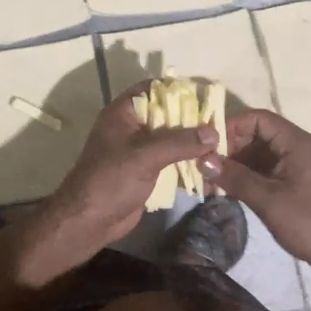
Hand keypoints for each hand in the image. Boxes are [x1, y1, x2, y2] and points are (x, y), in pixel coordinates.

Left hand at [12, 85, 216, 286]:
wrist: (89, 221)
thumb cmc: (110, 179)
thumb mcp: (145, 155)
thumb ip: (179, 142)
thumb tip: (214, 132)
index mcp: (123, 113)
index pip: (152, 89)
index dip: (177, 90)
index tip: (205, 97)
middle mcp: (131, 127)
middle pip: (166, 114)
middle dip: (191, 119)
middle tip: (220, 123)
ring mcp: (138, 150)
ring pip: (170, 139)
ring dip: (192, 142)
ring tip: (222, 144)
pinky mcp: (145, 171)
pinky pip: (170, 160)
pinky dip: (187, 161)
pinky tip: (209, 165)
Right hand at [200, 109, 310, 278]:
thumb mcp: (269, 200)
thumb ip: (235, 178)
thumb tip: (202, 159)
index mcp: (297, 143)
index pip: (259, 118)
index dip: (232, 126)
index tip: (209, 145)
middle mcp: (300, 148)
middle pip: (259, 134)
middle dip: (231, 147)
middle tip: (207, 166)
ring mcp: (301, 167)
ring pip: (262, 154)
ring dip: (238, 165)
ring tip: (213, 182)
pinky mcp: (300, 184)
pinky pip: (269, 170)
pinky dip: (250, 177)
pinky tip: (232, 192)